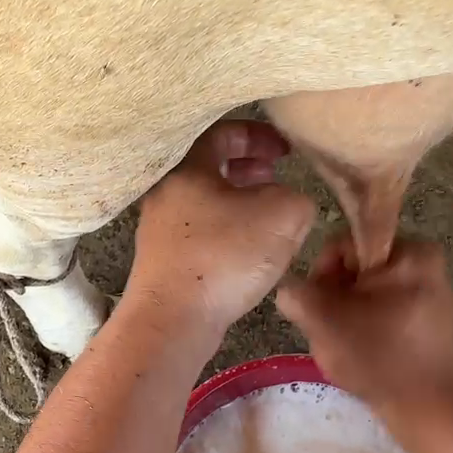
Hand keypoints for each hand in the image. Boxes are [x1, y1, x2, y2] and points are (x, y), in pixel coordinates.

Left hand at [127, 121, 315, 333]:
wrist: (172, 319)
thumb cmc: (224, 257)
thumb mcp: (283, 214)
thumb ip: (295, 196)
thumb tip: (286, 201)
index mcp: (185, 169)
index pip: (219, 134)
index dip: (257, 136)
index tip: (284, 151)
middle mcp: (164, 194)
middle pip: (207, 168)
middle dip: (246, 168)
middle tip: (274, 177)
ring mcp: (157, 230)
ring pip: (202, 202)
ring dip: (236, 203)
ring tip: (266, 216)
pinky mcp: (161, 262)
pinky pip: (197, 234)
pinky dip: (224, 232)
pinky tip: (246, 254)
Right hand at [275, 235, 452, 414]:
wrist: (425, 406)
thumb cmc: (376, 355)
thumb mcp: (322, 320)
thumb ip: (296, 294)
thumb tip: (291, 290)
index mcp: (408, 251)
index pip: (343, 243)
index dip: (321, 272)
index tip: (318, 304)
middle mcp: (426, 261)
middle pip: (356, 265)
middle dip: (335, 293)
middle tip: (328, 325)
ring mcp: (431, 290)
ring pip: (367, 288)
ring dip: (347, 309)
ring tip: (343, 339)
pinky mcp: (430, 317)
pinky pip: (384, 306)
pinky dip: (366, 321)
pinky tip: (361, 347)